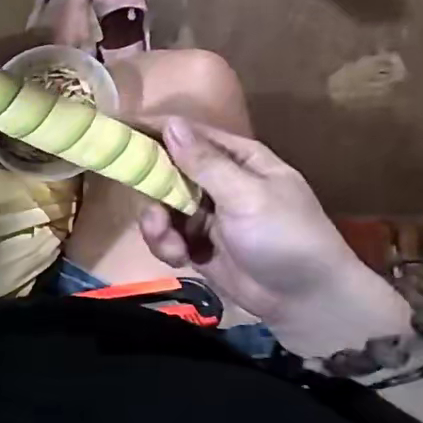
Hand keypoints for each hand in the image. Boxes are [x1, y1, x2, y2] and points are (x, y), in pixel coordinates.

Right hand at [138, 117, 410, 356]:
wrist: (304, 299)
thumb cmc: (285, 238)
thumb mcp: (245, 196)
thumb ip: (204, 162)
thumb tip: (170, 123)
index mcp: (238, 158)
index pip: (187, 133)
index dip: (154, 131)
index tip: (119, 133)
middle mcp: (217, 180)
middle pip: (165, 171)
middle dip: (154, 193)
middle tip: (155, 213)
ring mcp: (204, 213)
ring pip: (158, 206)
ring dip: (158, 227)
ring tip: (173, 246)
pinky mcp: (194, 242)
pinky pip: (163, 235)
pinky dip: (166, 246)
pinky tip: (181, 259)